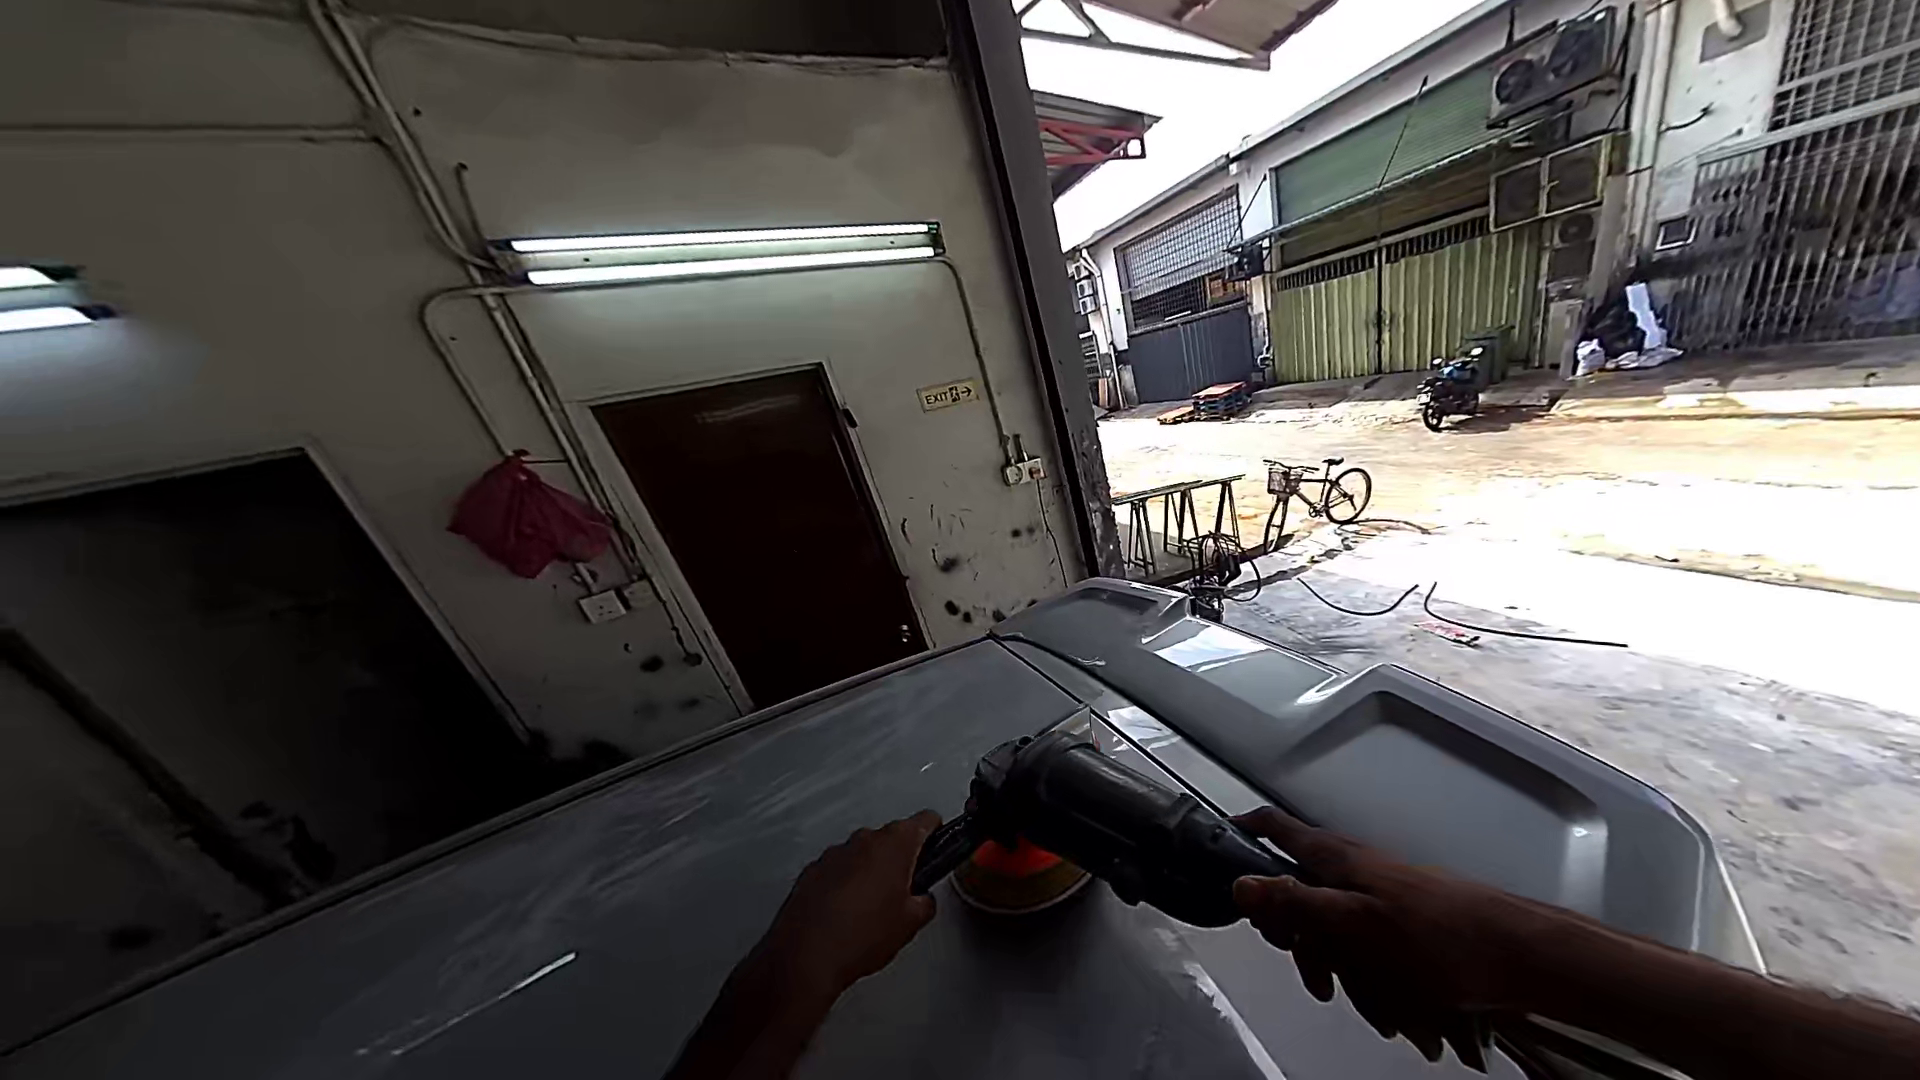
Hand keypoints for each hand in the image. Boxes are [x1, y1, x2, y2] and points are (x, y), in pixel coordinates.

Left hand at [753, 811, 942, 1001]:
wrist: (806, 953)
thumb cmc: (864, 933)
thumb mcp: (910, 924)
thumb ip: (925, 903)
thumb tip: (922, 898)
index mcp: (895, 843)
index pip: (926, 820)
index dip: (936, 832)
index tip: (937, 848)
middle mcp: (865, 838)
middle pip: (892, 837)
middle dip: (900, 858)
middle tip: (904, 892)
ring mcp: (836, 851)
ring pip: (863, 853)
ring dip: (870, 870)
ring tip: (869, 909)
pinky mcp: (813, 868)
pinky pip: (838, 868)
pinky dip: (844, 882)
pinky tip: (843, 913)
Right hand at [1232, 807, 1557, 1068]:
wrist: (1521, 957)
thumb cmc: (1436, 935)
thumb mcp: (1353, 922)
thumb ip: (1294, 902)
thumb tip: (1239, 885)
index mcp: (1329, 854)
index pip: (1271, 824)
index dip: (1243, 830)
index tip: (1225, 851)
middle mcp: (1346, 865)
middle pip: (1294, 888)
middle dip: (1298, 936)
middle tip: (1311, 970)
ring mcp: (1373, 891)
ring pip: (1330, 925)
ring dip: (1341, 967)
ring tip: (1368, 1003)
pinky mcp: (1398, 919)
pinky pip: (1364, 946)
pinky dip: (1372, 976)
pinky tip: (1394, 1006)